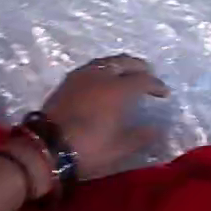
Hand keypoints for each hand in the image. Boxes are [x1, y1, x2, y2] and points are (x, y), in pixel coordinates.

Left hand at [39, 54, 169, 179]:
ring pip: (105, 62)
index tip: (164, 93)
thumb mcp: (119, 148)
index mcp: (117, 89)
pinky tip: (103, 79)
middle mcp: (100, 76)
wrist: (46, 148)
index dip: (156, 85)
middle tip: (147, 75)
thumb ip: (141, 136)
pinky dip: (103, 69)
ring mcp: (81, 76)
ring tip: (127, 74)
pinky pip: (91, 67)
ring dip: (120, 65)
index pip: (142, 80)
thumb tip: (157, 129)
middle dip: (139, 67)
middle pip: (124, 62)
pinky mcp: (66, 82)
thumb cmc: (87, 148)